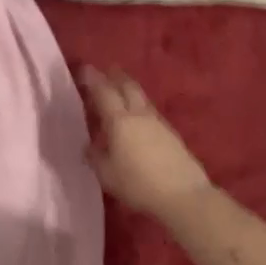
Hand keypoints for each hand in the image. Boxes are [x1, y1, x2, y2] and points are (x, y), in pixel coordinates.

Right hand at [80, 66, 212, 218]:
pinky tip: (136, 117)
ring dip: (129, 89)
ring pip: (141, 97)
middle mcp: (139, 114)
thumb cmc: (138, 184)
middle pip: (127, 86)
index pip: (103, 92)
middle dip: (115, 76)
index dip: (92, 79)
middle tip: (105, 71)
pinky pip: (149, 111)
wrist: (182, 194)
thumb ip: (96, 157)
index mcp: (120, 121)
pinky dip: (139, 106)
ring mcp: (158, 122)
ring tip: (120, 90)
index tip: (83, 69)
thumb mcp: (107, 174)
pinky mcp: (170, 133)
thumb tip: (90, 146)